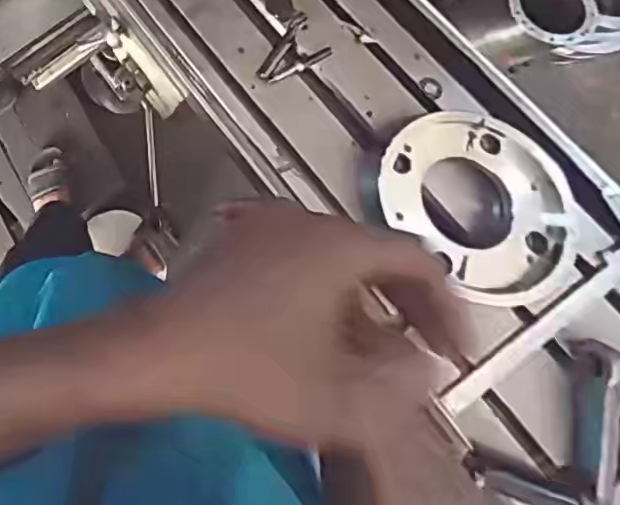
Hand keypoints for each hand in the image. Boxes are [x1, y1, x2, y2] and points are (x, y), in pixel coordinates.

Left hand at [133, 202, 477, 501]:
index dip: (448, 305)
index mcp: (333, 245)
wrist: (165, 346)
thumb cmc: (245, 365)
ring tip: (376, 348)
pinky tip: (323, 327)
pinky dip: (326, 285)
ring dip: (367, 296)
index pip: (416, 258)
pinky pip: (301, 253)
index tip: (454, 345)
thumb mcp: (340, 396)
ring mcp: (266, 224)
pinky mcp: (241, 237)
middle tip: (425, 347)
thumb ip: (401, 385)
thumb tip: (423, 364)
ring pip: (338, 253)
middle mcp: (300, 221)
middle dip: (409, 302)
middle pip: (376, 250)